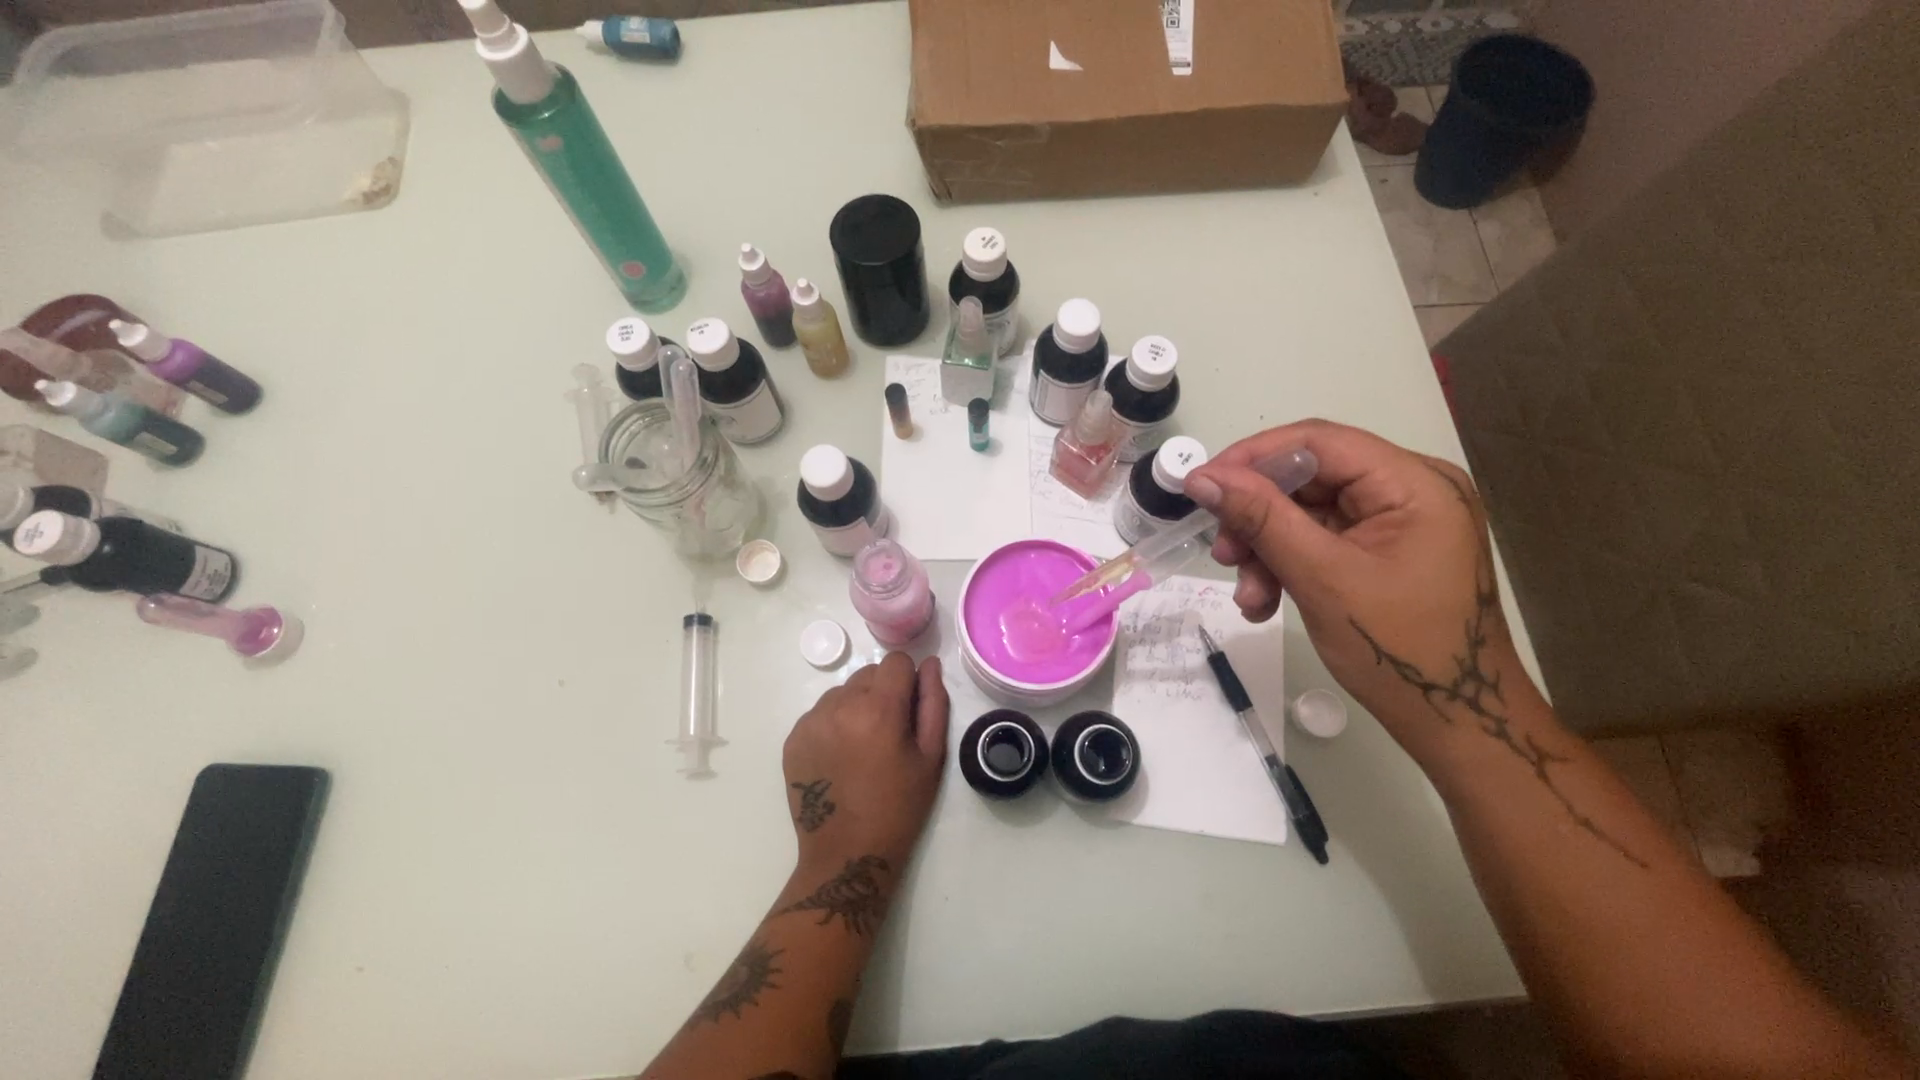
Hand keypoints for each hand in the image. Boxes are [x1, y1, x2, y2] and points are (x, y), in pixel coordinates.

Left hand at [782, 653, 949, 872]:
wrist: (847, 854)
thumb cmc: (899, 807)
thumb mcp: (931, 757)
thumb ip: (933, 703)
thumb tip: (929, 665)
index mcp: (879, 709)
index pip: (896, 661)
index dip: (908, 680)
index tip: (910, 710)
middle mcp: (840, 706)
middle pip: (868, 674)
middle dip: (883, 694)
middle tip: (888, 735)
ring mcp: (811, 722)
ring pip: (842, 692)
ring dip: (856, 707)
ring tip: (862, 748)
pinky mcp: (793, 738)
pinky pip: (819, 713)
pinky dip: (833, 724)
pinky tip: (840, 758)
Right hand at [1182, 420, 1531, 733]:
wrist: (1456, 722)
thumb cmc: (1398, 649)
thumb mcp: (1321, 578)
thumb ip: (1260, 519)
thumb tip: (1201, 477)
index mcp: (1414, 482)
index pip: (1318, 442)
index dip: (1251, 459)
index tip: (1199, 487)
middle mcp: (1411, 489)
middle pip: (1310, 479)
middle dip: (1258, 517)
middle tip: (1222, 555)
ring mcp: (1400, 522)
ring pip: (1308, 514)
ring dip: (1267, 550)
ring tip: (1248, 595)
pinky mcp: (1386, 550)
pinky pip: (1323, 541)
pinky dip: (1289, 566)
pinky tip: (1266, 601)